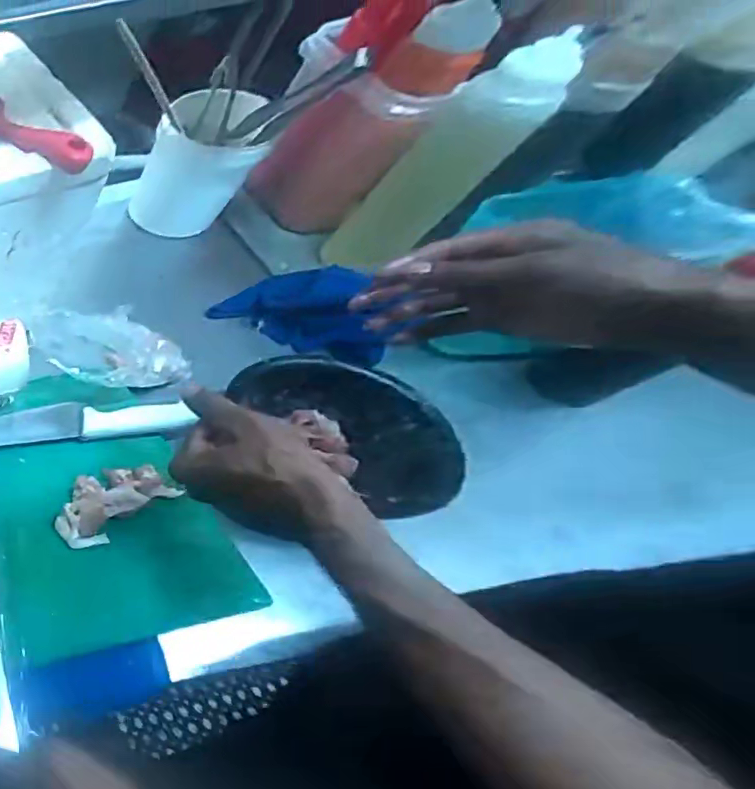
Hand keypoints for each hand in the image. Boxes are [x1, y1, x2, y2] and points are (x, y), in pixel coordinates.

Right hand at [30, 742, 172, 788]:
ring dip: (62, 769)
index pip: (54, 753)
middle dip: (46, 761)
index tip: (18, 772)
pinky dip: (78, 777)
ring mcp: (122, 782)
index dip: (32, 758)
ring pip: (81, 758)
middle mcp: (109, 777)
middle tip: (31, 784)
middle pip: (68, 750)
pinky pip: (95, 770)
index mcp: (92, 788)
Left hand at [169, 388, 365, 539]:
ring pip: (240, 461)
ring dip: (265, 445)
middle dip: (248, 431)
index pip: (197, 431)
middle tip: (275, 423)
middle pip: (218, 447)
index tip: (247, 411)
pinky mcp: (246, 509)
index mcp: (187, 468)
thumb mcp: (246, 423)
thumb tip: (185, 389)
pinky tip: (299, 456)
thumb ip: (214, 406)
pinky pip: (254, 478)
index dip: (223, 417)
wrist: (316, 507)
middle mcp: (196, 488)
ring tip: (295, 436)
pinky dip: (273, 464)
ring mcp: (221, 501)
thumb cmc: (278, 461)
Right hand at [348, 220, 720, 347]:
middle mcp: (494, 264)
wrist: (641, 310)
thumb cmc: (586, 280)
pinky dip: (425, 330)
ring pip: (437, 302)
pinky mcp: (497, 317)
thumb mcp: (522, 272)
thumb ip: (461, 274)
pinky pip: (451, 323)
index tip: (369, 281)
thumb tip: (406, 270)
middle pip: (433, 277)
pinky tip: (399, 340)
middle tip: (354, 307)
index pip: (443, 252)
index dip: (405, 267)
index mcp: (506, 242)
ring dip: (402, 313)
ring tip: (368, 329)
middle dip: (393, 291)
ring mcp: (494, 292)